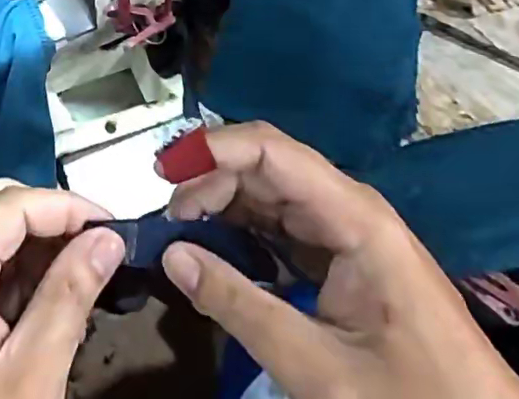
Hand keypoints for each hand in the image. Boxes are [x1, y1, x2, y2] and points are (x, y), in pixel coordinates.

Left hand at [0, 179, 126, 398]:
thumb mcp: (31, 372)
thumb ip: (69, 297)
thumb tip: (109, 239)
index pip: (13, 204)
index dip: (67, 206)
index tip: (116, 227)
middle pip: (0, 205)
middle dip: (55, 217)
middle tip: (104, 246)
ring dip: (42, 239)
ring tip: (91, 264)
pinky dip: (24, 264)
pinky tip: (58, 286)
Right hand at [160, 123, 518, 398]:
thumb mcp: (320, 369)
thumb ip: (240, 307)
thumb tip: (171, 255)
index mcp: (355, 218)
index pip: (272, 150)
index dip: (213, 149)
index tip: (163, 172)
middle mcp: (349, 209)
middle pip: (266, 164)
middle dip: (210, 178)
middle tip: (169, 217)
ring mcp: (346, 230)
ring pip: (269, 190)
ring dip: (222, 201)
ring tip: (183, 229)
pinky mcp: (343, 255)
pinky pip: (281, 222)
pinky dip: (243, 227)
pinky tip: (218, 247)